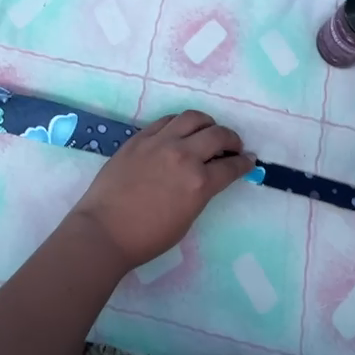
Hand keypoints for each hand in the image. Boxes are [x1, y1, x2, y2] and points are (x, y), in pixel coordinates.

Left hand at [67, 110, 255, 269]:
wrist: (105, 230)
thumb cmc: (147, 237)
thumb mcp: (187, 218)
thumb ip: (201, 192)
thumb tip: (209, 176)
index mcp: (199, 182)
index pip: (231, 166)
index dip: (244, 163)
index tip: (249, 160)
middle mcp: (183, 155)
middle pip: (217, 134)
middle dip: (231, 139)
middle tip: (233, 146)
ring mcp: (160, 142)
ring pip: (192, 118)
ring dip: (207, 123)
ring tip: (208, 131)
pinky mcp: (140, 137)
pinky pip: (166, 120)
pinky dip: (180, 123)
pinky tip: (181, 130)